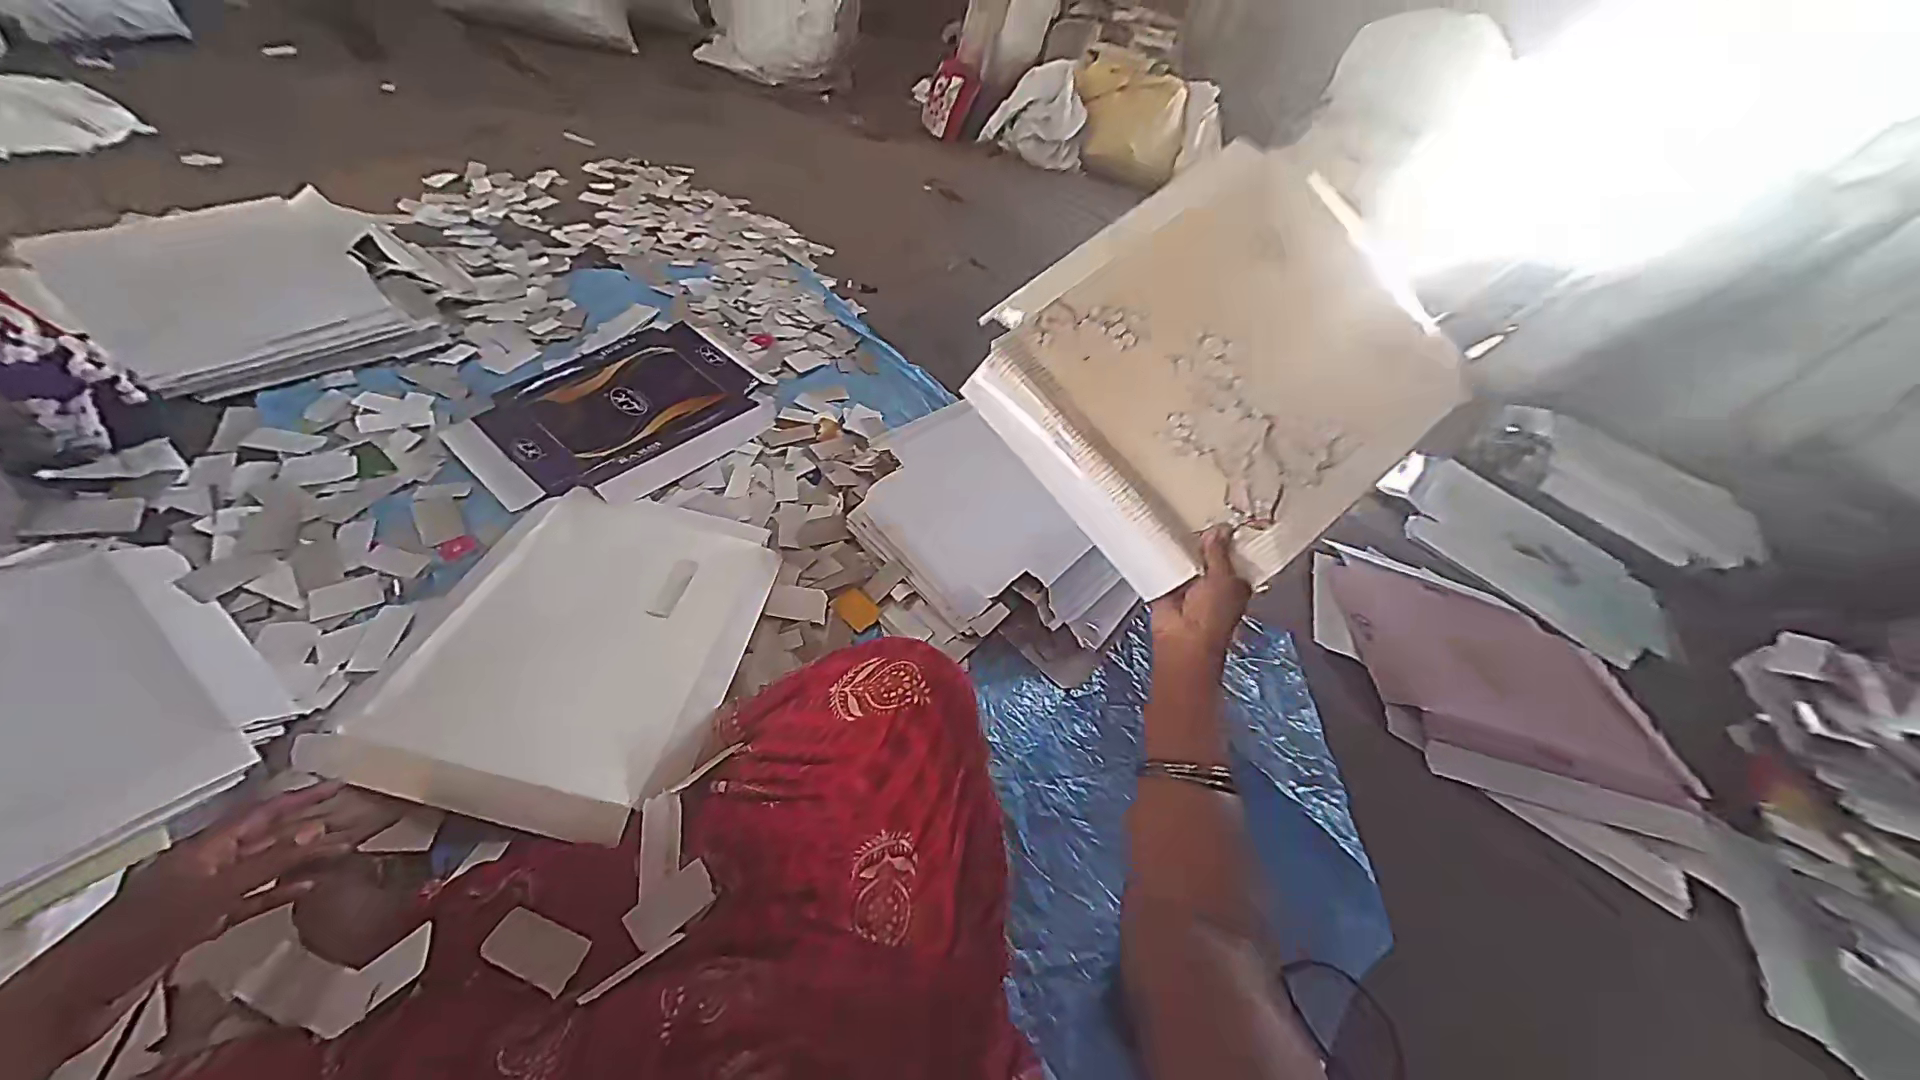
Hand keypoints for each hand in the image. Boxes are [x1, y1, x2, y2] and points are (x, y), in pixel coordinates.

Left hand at [115, 782, 363, 946]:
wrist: (84, 991)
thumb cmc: (139, 933)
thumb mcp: (214, 891)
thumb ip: (269, 860)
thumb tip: (316, 830)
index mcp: (204, 849)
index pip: (263, 813)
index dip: (301, 797)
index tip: (335, 786)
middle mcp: (206, 865)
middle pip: (266, 839)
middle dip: (308, 828)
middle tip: (347, 819)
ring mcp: (204, 895)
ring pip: (264, 868)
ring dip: (300, 860)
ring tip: (338, 851)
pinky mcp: (203, 921)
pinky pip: (252, 899)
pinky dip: (279, 891)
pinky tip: (303, 887)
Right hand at [1151, 526, 1251, 671]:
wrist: (1183, 638)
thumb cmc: (1212, 615)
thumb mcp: (1222, 578)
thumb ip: (1219, 553)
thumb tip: (1220, 529)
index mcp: (1235, 584)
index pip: (1233, 556)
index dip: (1227, 539)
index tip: (1220, 520)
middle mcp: (1213, 585)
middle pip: (1207, 556)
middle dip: (1201, 542)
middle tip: (1195, 517)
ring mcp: (1190, 587)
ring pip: (1186, 561)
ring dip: (1180, 550)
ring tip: (1175, 524)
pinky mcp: (1168, 588)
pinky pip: (1165, 568)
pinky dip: (1162, 559)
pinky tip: (1158, 540)